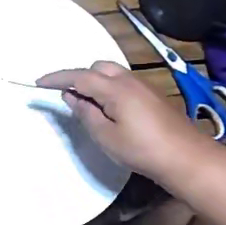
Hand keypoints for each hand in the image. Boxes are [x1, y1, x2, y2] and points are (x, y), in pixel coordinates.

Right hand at [37, 61, 216, 181]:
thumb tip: (72, 96)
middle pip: (98, 67)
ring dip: (96, 82)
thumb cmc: (142, 150)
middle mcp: (129, 80)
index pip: (79, 76)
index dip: (58, 78)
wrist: (186, 157)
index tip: (39, 83)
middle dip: (79, 77)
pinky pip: (124, 82)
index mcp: (115, 88)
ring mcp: (144, 86)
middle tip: (67, 97)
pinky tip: (109, 109)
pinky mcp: (153, 96)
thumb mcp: (106, 136)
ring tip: (87, 104)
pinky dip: (109, 88)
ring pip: (112, 73)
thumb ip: (86, 113)